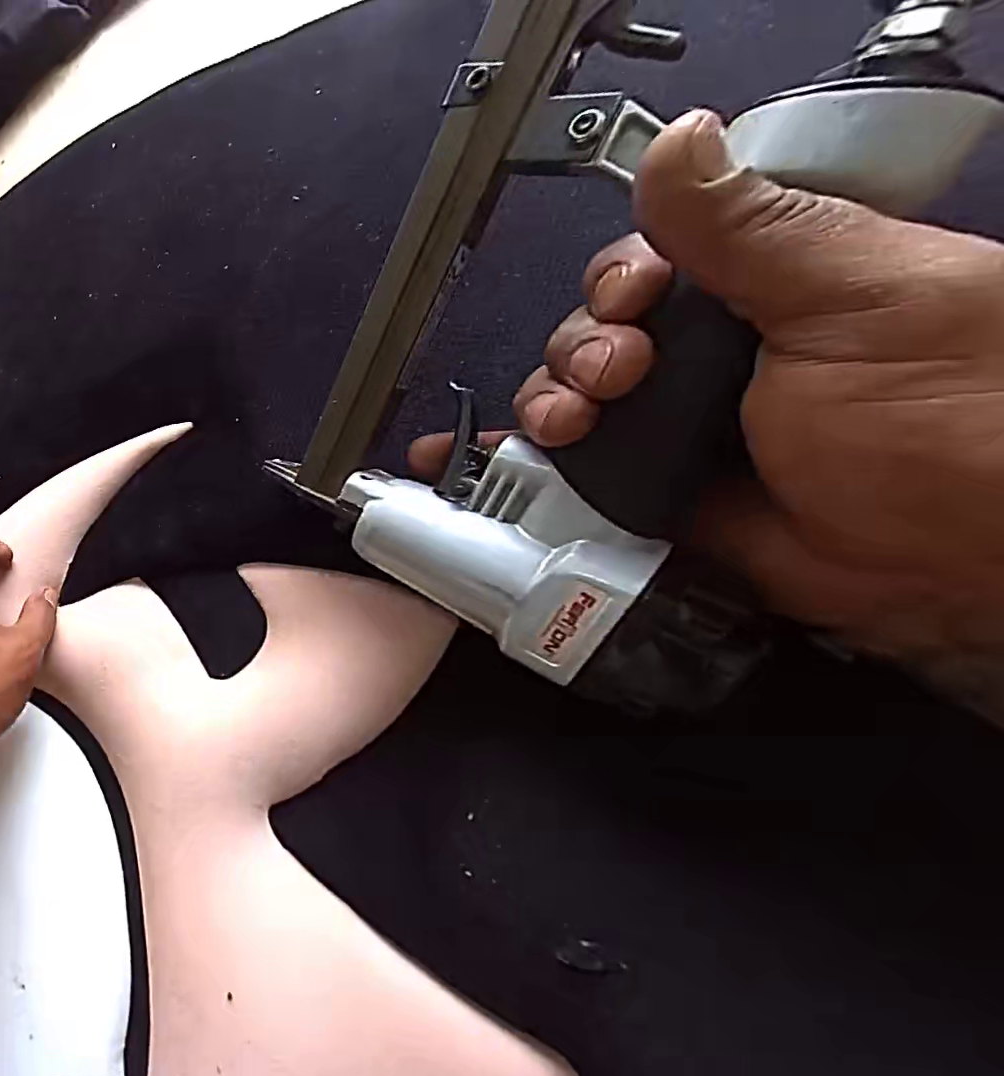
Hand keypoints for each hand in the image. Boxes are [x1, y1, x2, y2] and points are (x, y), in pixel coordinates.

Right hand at [412, 110, 1003, 691]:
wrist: (955, 570)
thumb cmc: (959, 424)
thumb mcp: (865, 300)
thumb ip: (757, 230)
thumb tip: (680, 143)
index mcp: (762, 295)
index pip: (651, 264)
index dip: (621, 279)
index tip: (635, 299)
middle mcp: (703, 357)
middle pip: (588, 332)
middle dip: (583, 350)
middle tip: (621, 375)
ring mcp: (661, 427)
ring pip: (558, 397)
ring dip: (547, 404)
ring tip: (576, 425)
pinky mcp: (632, 487)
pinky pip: (552, 465)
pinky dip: (507, 459)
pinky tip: (482, 454)